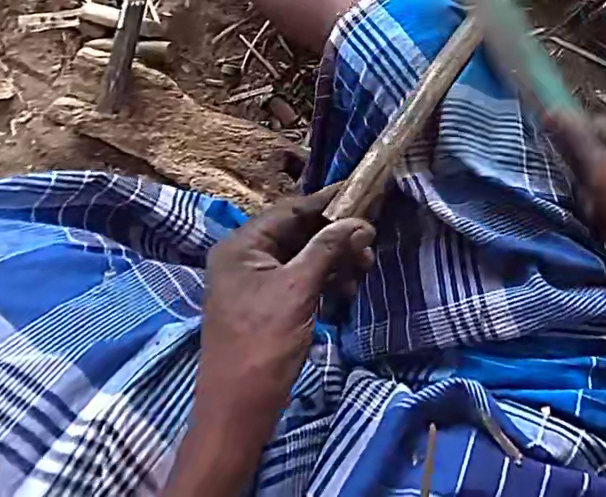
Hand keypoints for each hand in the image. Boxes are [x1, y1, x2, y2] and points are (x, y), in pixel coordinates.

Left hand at [197, 191, 374, 419]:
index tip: (359, 192)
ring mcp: (254, 282)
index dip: (326, 201)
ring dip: (333, 259)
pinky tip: (347, 289)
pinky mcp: (266, 305)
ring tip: (364, 267)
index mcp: (241, 245)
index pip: (289, 210)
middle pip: (297, 233)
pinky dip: (323, 280)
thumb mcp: (299, 290)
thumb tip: (359, 222)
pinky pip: (298, 279)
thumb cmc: (263, 344)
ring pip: (301, 257)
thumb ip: (327, 249)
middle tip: (369, 239)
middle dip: (334, 236)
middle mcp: (244, 256)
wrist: (237, 414)